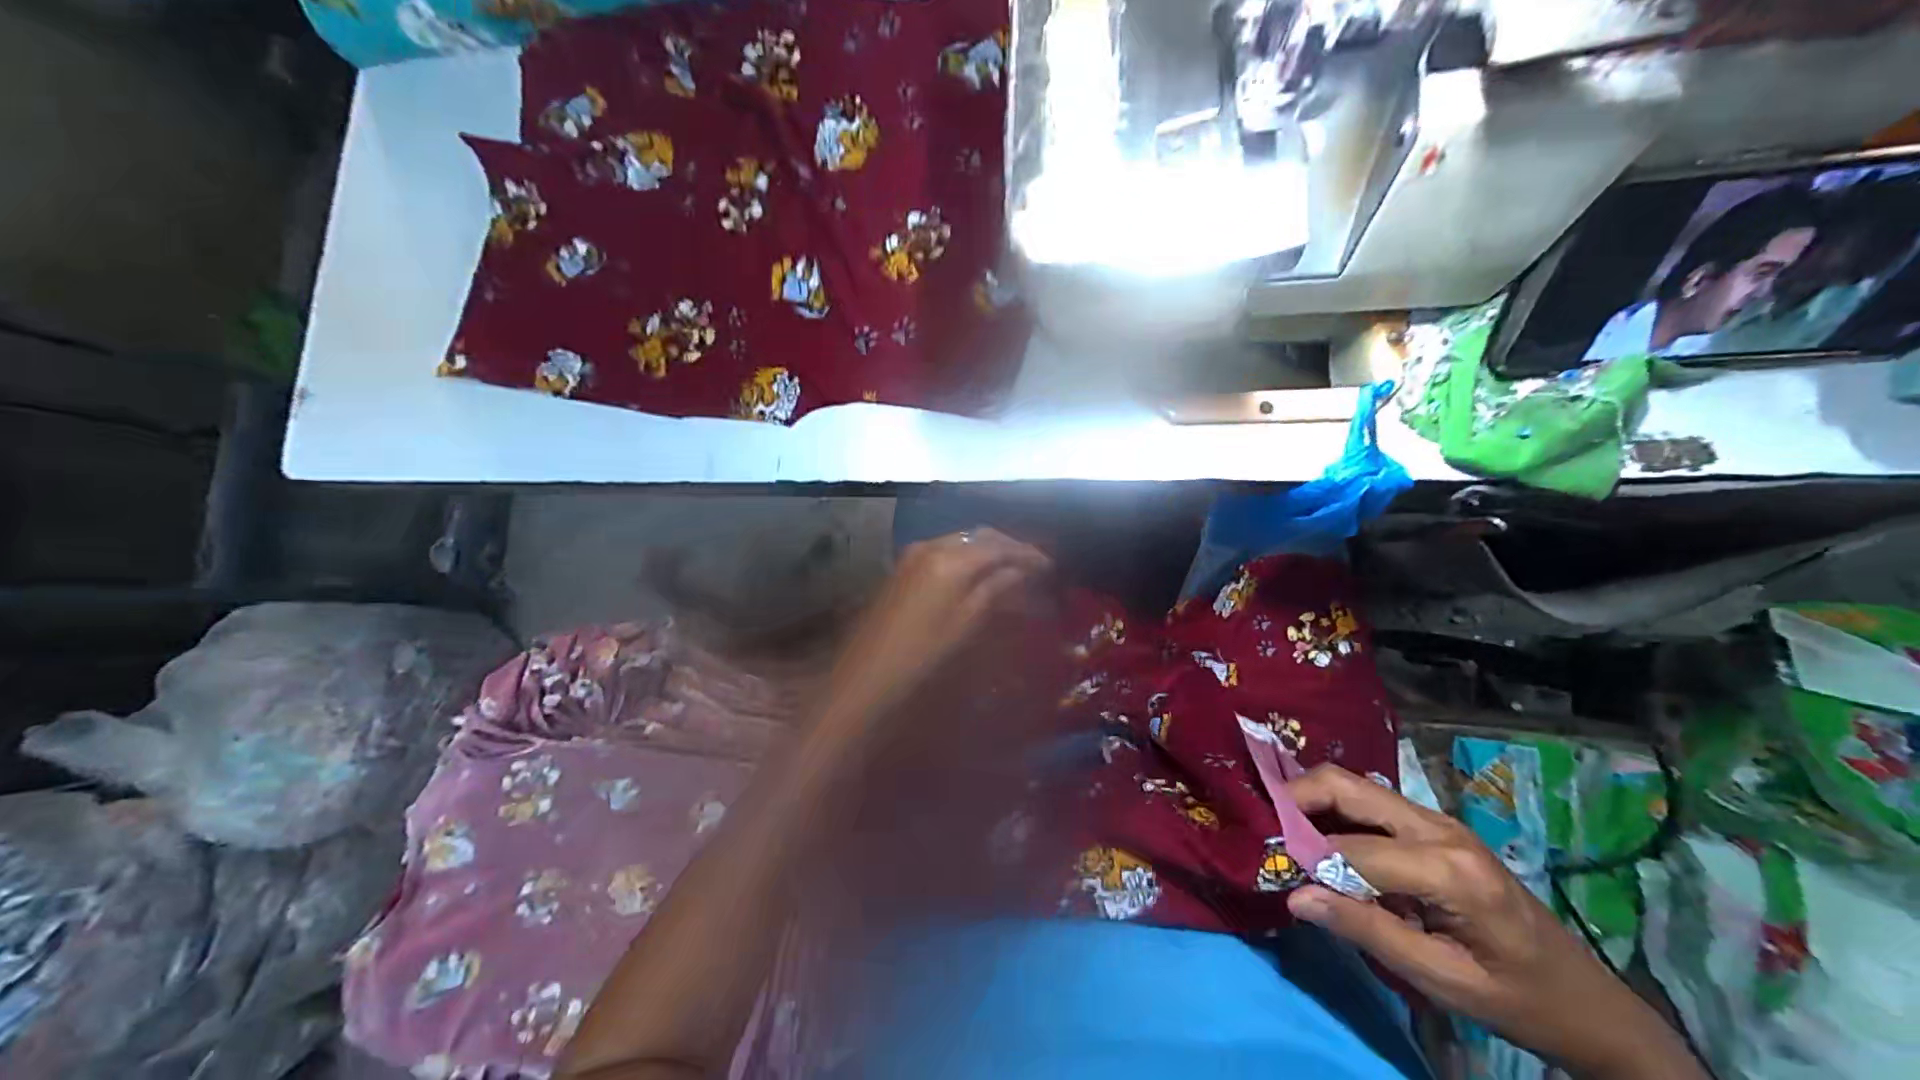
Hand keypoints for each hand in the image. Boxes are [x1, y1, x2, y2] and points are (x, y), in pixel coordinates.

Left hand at [818, 528, 1052, 724]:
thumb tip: (1023, 571)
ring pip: (963, 540)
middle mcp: (932, 546)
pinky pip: (946, 550)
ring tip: (1014, 570)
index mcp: (952, 560)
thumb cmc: (922, 656)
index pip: (1001, 545)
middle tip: (1036, 566)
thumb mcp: (967, 625)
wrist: (865, 676)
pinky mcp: (903, 567)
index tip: (1052, 567)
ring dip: (989, 550)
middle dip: (1011, 547)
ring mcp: (914, 554)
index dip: (1029, 554)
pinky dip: (968, 557)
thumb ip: (995, 590)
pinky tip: (980, 575)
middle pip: (981, 536)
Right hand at [1284, 766, 1706, 1079]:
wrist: (1588, 1000)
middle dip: (1295, 799)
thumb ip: (1367, 932)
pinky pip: (1370, 804)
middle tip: (1263, 831)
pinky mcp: (1435, 828)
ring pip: (1354, 787)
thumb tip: (1295, 896)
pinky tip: (1321, 841)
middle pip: (1346, 786)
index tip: (1266, 870)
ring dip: (1313, 804)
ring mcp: (1438, 821)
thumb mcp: (1442, 980)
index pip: (1351, 850)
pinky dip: (1335, 814)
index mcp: (1448, 868)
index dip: (1304, 859)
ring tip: (1284, 837)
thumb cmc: (1517, 998)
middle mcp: (1439, 828)